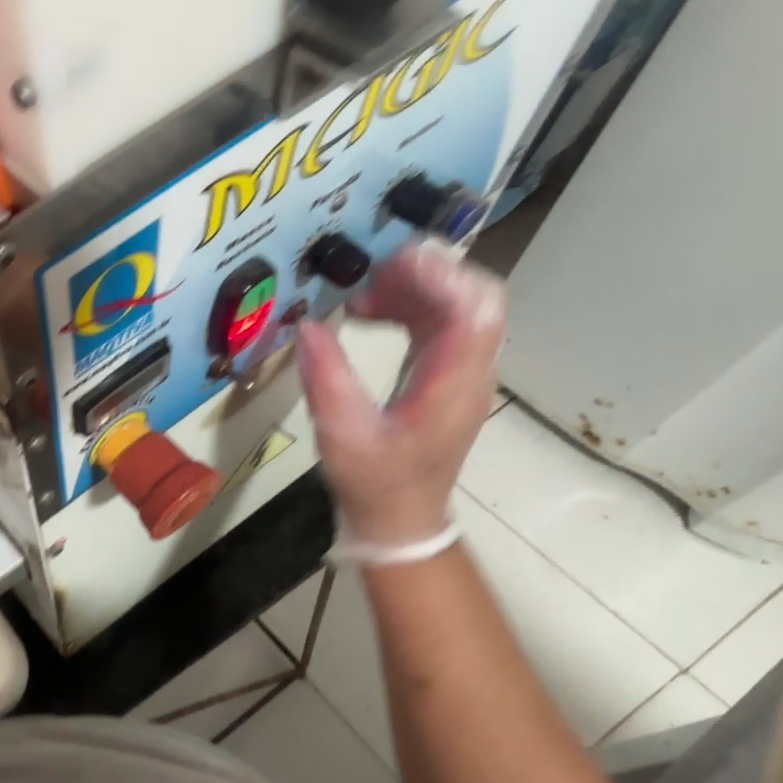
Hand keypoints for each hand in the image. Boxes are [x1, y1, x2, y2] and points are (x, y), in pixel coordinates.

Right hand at [294, 244, 505, 545]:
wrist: (401, 520)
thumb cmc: (374, 483)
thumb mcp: (341, 434)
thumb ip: (326, 378)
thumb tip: (306, 326)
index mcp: (453, 385)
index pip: (473, 312)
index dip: (441, 276)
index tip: (391, 262)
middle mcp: (470, 372)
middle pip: (476, 298)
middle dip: (429, 273)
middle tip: (373, 271)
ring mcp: (462, 372)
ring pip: (459, 305)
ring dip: (415, 288)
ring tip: (362, 292)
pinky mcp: (447, 374)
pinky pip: (441, 322)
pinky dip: (409, 306)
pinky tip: (369, 312)